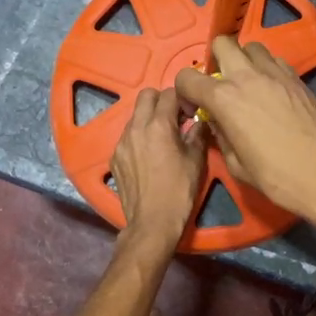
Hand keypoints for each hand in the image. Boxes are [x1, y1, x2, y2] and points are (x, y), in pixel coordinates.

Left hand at [110, 88, 205, 245]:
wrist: (152, 222)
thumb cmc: (179, 190)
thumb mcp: (196, 161)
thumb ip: (198, 134)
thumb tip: (200, 120)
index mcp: (158, 125)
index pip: (169, 93)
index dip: (182, 98)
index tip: (190, 112)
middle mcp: (136, 128)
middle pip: (145, 96)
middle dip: (161, 100)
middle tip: (174, 118)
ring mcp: (121, 142)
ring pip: (134, 116)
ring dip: (149, 118)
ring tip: (162, 138)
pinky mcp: (114, 157)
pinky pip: (127, 136)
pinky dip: (139, 137)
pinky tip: (148, 156)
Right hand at [173, 37, 315, 215]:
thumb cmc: (275, 176)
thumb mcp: (236, 164)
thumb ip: (220, 136)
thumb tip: (217, 122)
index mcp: (224, 99)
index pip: (187, 77)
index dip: (185, 91)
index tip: (194, 106)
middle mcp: (247, 77)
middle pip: (222, 43)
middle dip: (216, 59)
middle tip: (222, 84)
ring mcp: (275, 73)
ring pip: (252, 47)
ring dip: (245, 60)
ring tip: (249, 84)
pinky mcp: (297, 78)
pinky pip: (276, 60)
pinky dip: (268, 68)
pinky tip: (272, 90)